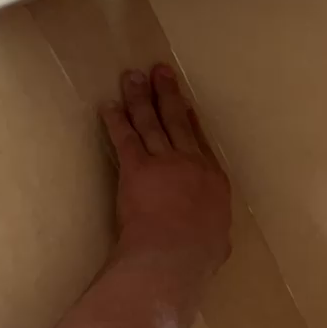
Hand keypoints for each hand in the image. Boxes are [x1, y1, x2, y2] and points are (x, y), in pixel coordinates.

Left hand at [99, 65, 231, 279]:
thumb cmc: (199, 256)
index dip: (191, 123)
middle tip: (160, 71)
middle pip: (177, 123)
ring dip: (140, 98)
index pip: (201, 145)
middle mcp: (191, 164)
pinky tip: (109, 105)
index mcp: (214, 182)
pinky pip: (125, 139)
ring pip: (151, 123)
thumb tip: (213, 241)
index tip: (186, 107)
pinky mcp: (137, 169)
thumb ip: (213, 233)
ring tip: (133, 77)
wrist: (174, 255)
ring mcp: (164, 163)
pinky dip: (116, 120)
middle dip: (168, 95)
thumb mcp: (217, 243)